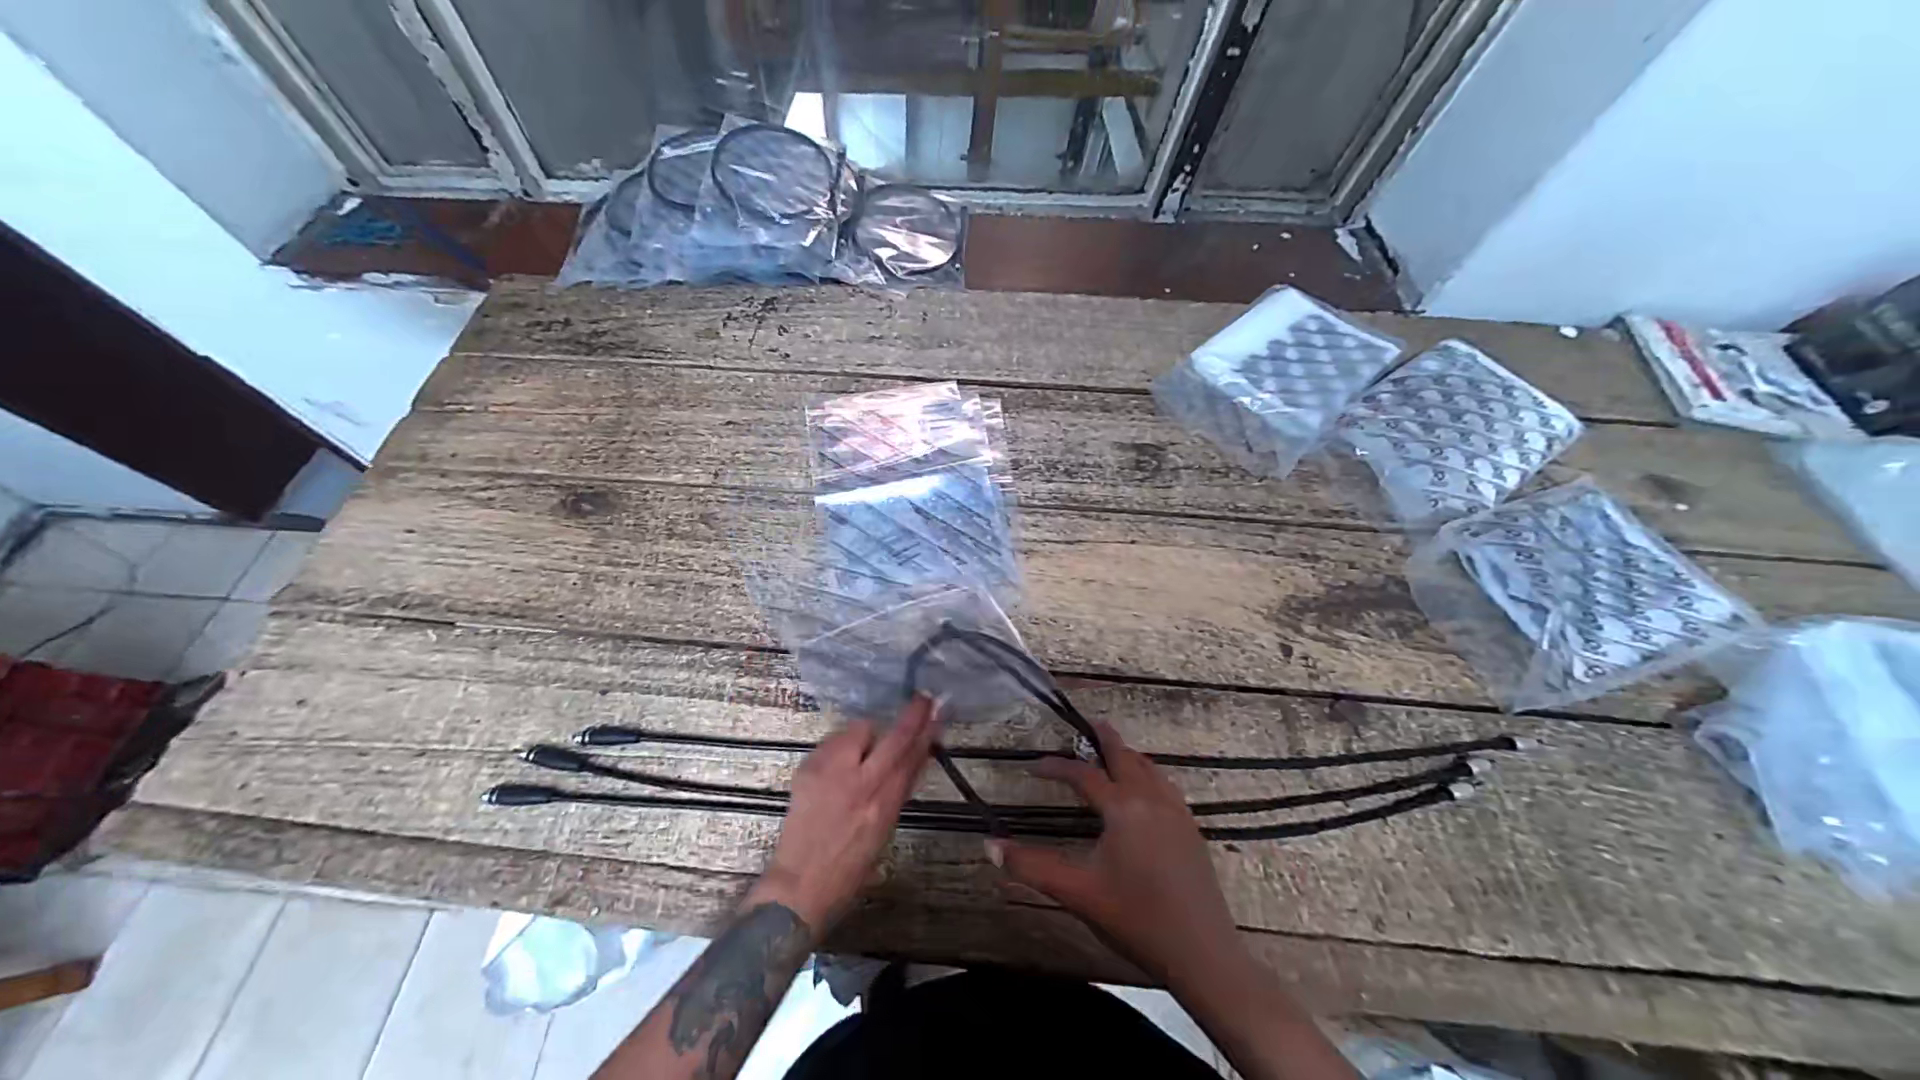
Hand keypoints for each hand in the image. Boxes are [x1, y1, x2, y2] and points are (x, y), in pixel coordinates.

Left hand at [745, 696, 937, 937]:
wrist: (800, 883)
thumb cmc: (849, 869)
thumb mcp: (884, 831)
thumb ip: (898, 791)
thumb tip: (916, 758)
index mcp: (883, 805)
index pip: (912, 759)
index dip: (928, 733)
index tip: (939, 713)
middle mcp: (860, 783)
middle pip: (894, 738)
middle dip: (912, 716)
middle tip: (924, 699)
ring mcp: (831, 772)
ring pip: (860, 731)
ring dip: (869, 734)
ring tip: (864, 751)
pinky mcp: (808, 768)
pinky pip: (833, 742)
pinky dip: (843, 745)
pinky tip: (841, 761)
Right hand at [988, 721, 1243, 985]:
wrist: (1202, 952)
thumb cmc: (1135, 917)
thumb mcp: (1077, 892)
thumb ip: (1031, 867)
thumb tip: (989, 845)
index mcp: (1122, 808)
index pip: (1084, 775)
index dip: (1057, 767)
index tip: (1034, 765)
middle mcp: (1151, 800)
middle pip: (1126, 757)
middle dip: (1106, 739)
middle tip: (1090, 723)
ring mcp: (1177, 814)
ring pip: (1150, 770)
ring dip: (1129, 756)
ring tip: (1115, 752)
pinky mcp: (1192, 831)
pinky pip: (1166, 787)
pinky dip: (1149, 774)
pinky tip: (1147, 791)